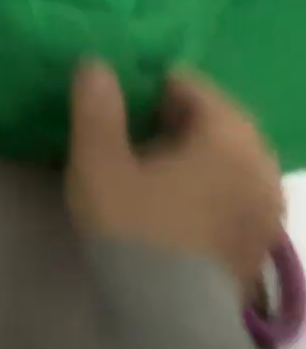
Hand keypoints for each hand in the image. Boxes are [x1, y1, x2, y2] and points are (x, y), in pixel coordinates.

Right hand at [67, 60, 284, 284]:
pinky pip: (240, 180)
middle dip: (186, 108)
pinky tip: (177, 176)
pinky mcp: (257, 229)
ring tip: (154, 139)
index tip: (124, 77)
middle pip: (229, 123)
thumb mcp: (98, 157)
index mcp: (227, 146)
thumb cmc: (131, 217)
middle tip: (137, 105)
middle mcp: (259, 170)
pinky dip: (212, 166)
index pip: (204, 94)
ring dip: (200, 138)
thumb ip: (97, 108)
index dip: (163, 79)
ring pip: (237, 154)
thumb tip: (95, 63)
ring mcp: (265, 204)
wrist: (165, 296)